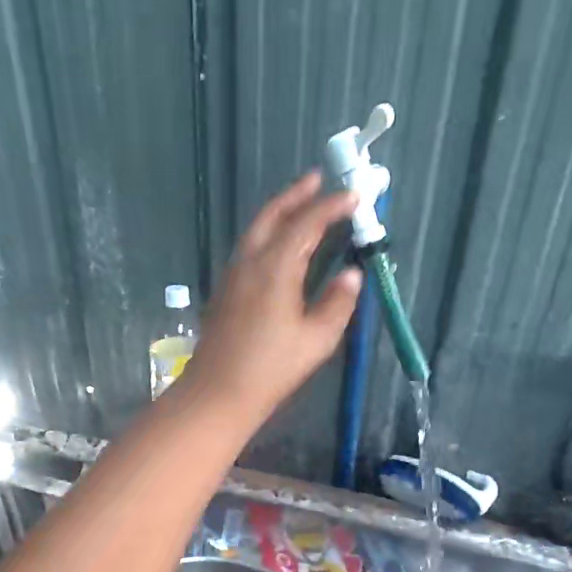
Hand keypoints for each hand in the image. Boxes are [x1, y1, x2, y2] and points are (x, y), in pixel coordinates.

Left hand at [180, 172, 362, 420]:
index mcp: (275, 268)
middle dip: (296, 195)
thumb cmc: (271, 368)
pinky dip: (269, 232)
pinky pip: (250, 246)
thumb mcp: (317, 339)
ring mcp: (233, 274)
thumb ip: (337, 302)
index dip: (331, 207)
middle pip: (273, 216)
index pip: (306, 224)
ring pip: (257, 229)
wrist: (217, 392)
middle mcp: (250, 261)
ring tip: (302, 203)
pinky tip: (280, 242)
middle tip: (318, 179)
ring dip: (280, 211)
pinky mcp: (226, 288)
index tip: (354, 196)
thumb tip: (351, 275)